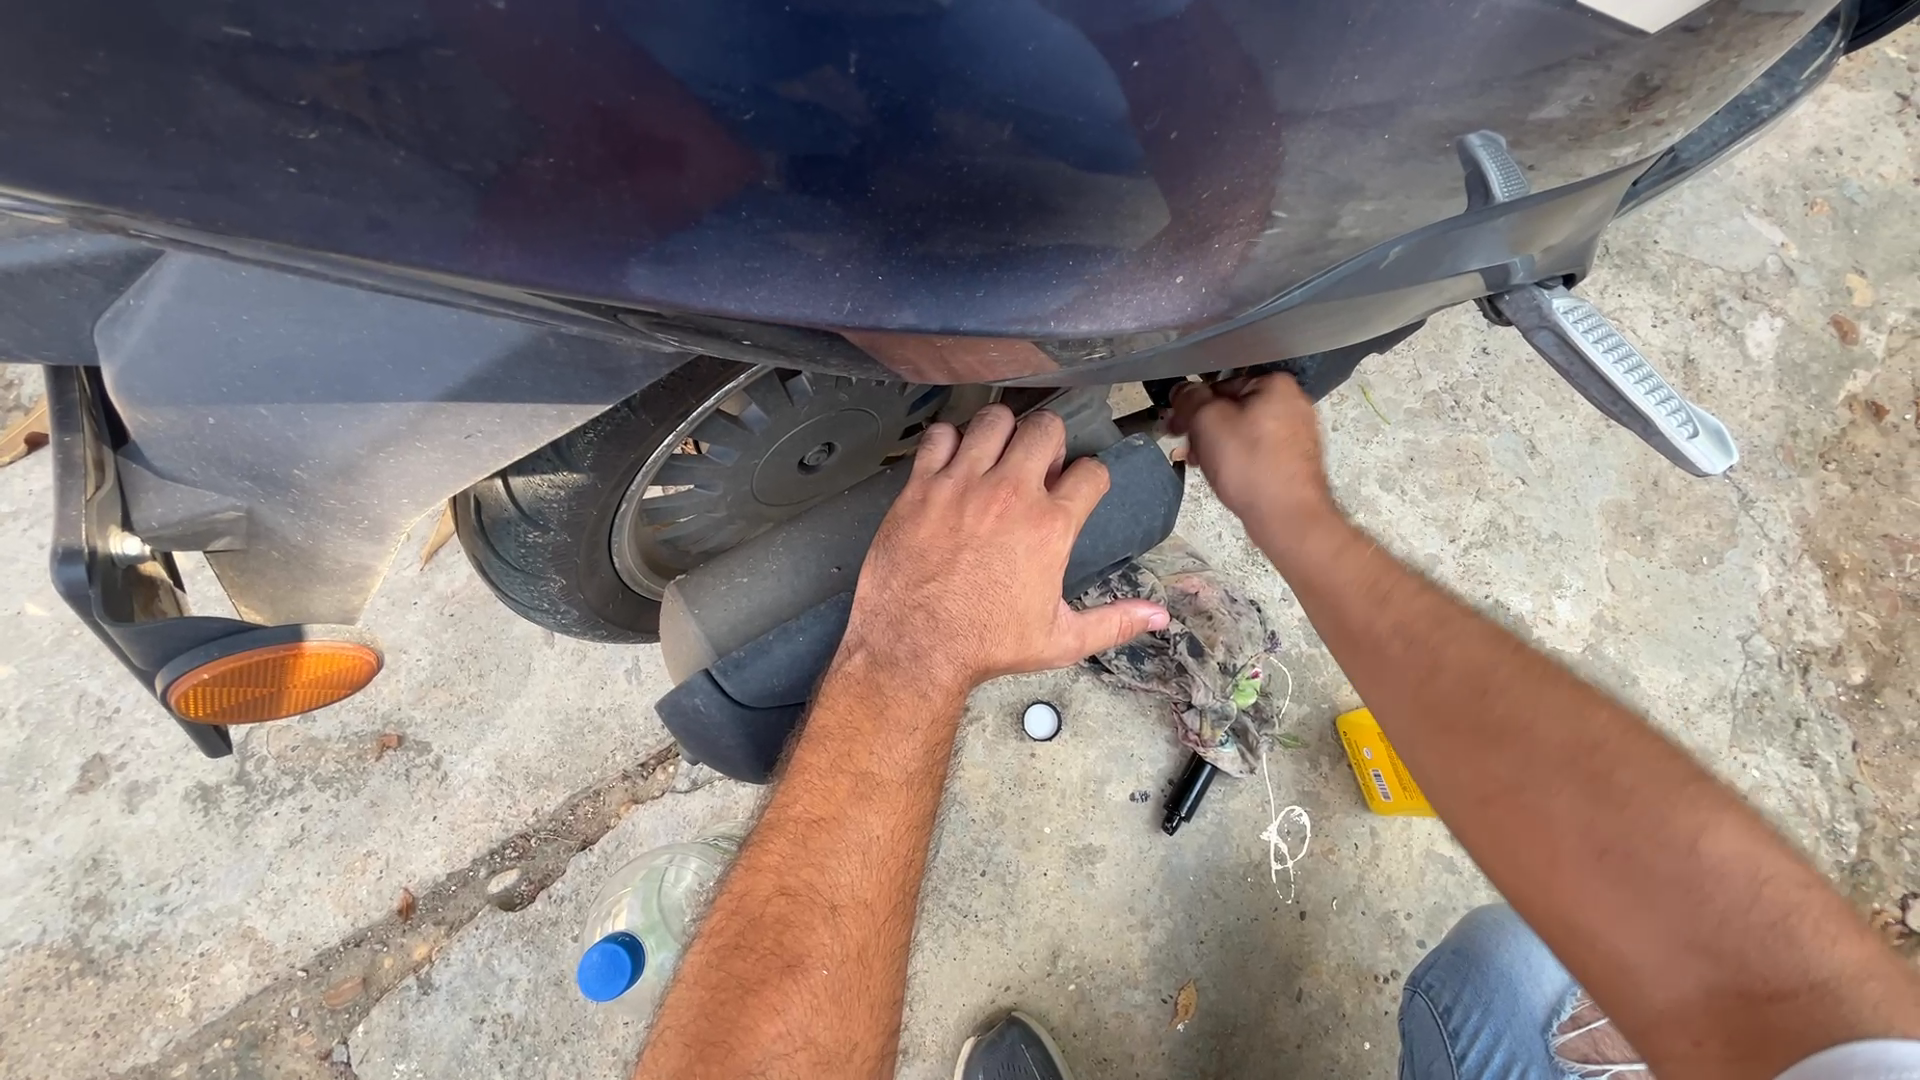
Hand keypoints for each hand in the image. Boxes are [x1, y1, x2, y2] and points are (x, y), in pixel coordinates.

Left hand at [838, 404, 1169, 697]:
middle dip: (1049, 442)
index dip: (1089, 478)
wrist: (915, 646)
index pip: (1091, 471)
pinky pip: (940, 436)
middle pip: (1046, 428)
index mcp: (1050, 525)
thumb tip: (1157, 617)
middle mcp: (1010, 494)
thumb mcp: (1060, 640)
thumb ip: (1113, 622)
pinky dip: (948, 441)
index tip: (1076, 488)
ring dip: (1001, 432)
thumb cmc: (986, 643)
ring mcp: (963, 485)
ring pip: (994, 419)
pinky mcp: (923, 486)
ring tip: (996, 456)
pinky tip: (952, 463)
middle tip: (1036, 466)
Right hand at [1168, 374, 1339, 531]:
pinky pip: (1255, 450)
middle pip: (1231, 408)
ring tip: (1199, 464)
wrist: (1286, 515)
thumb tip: (1182, 391)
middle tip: (1184, 447)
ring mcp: (1295, 433)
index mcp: (1274, 384)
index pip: (1219, 384)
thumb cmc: (1250, 466)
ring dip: (1214, 445)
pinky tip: (1222, 474)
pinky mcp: (1292, 459)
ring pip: (1241, 431)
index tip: (1177, 425)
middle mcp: (1291, 403)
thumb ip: (1190, 399)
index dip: (1192, 405)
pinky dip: (1235, 458)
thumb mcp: (1207, 422)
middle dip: (1202, 428)